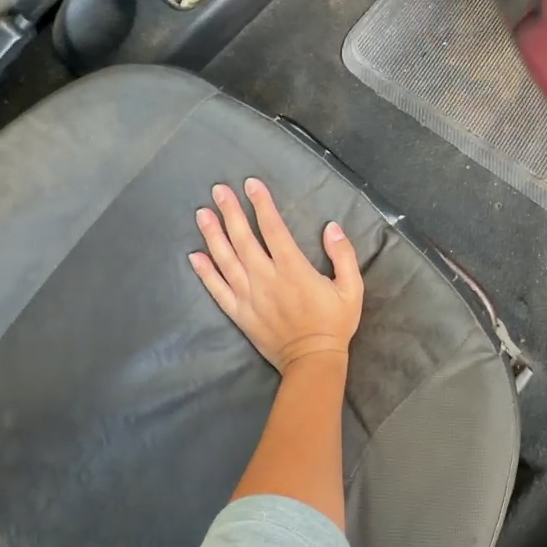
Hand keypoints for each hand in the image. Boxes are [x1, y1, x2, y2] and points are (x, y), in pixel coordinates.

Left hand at [190, 177, 363, 372]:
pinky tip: (194, 256)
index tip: (251, 184)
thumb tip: (332, 227)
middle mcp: (266, 279)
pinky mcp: (239, 314)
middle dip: (230, 212)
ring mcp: (249, 297)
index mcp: (293, 269)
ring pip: (226, 260)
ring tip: (202, 214)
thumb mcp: (352, 288)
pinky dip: (205, 272)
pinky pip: (217, 290)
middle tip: (217, 190)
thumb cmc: (334, 323)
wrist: (313, 361)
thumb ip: (344, 255)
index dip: (261, 205)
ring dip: (213, 235)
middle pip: (244, 239)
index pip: (273, 229)